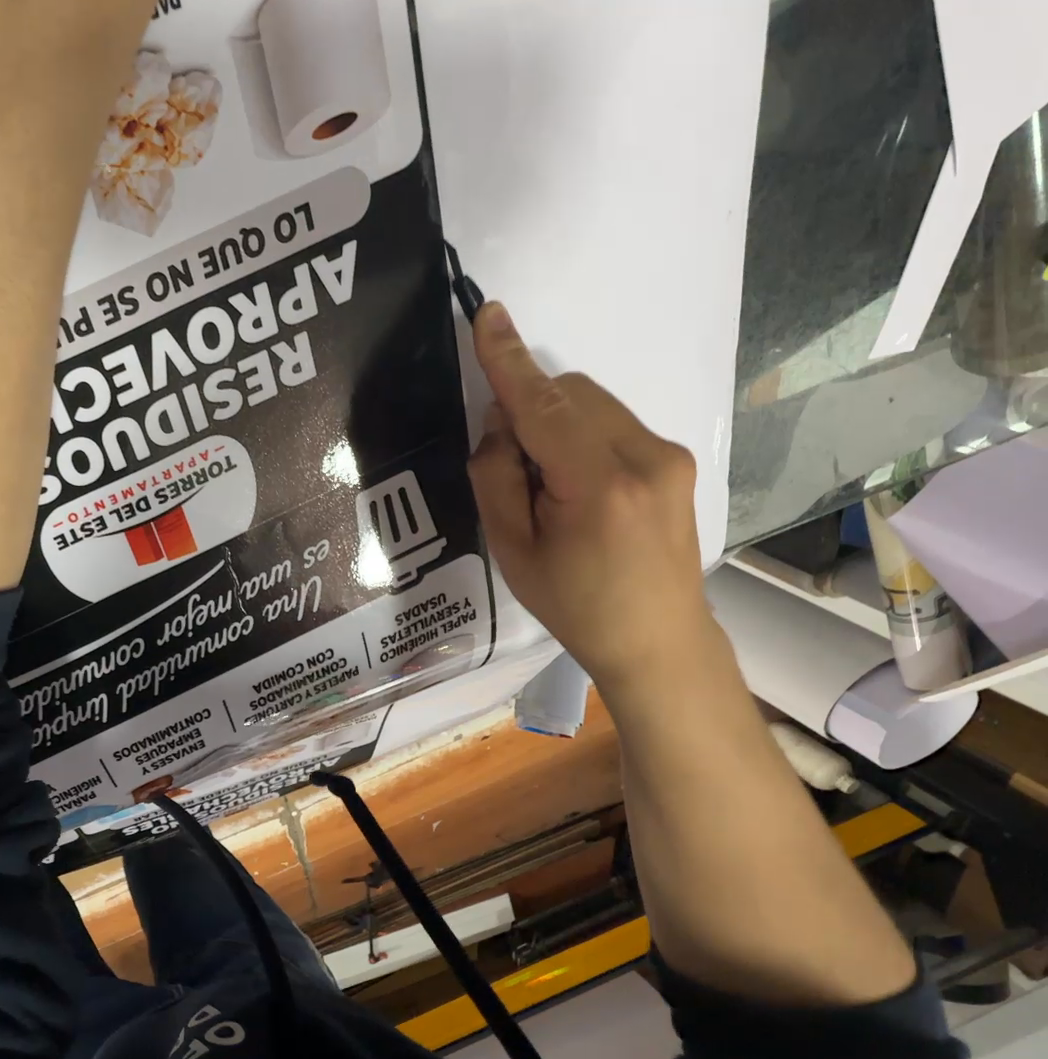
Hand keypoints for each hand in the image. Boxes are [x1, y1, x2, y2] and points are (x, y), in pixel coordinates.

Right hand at [466, 303, 715, 687]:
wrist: (656, 639)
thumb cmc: (572, 602)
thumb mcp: (510, 547)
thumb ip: (497, 475)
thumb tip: (503, 423)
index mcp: (600, 484)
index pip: (544, 405)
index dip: (509, 360)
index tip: (488, 314)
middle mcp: (646, 456)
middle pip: (570, 393)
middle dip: (529, 411)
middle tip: (514, 473)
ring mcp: (668, 455)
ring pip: (591, 403)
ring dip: (554, 424)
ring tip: (549, 488)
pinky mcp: (674, 459)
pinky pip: (610, 422)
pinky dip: (578, 436)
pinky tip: (576, 487)